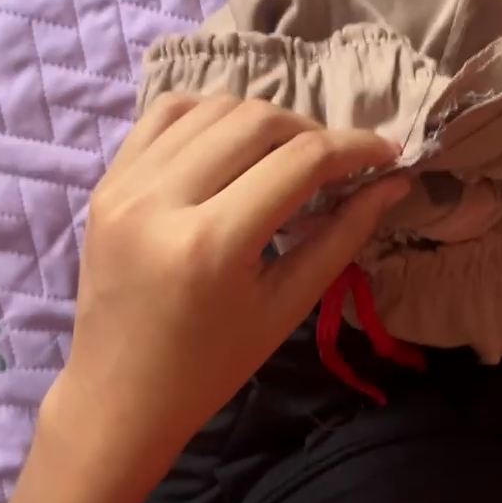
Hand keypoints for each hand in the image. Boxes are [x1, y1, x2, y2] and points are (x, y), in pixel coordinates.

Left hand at [44, 95, 408, 479]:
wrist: (120, 396)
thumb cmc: (214, 364)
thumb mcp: (289, 306)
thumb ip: (344, 235)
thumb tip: (394, 183)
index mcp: (212, 244)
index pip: (300, 161)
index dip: (355, 148)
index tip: (387, 153)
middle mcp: (162, 200)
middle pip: (258, 121)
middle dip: (313, 132)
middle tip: (336, 164)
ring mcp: (125, 185)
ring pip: (215, 106)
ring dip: (266, 120)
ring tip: (288, 155)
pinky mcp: (108, 180)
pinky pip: (166, 112)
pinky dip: (212, 112)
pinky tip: (234, 141)